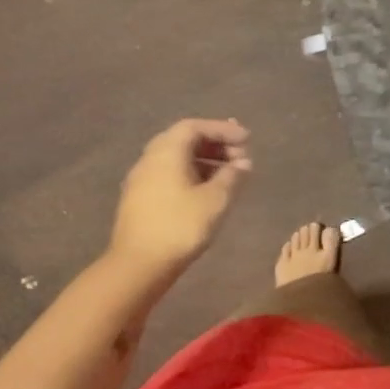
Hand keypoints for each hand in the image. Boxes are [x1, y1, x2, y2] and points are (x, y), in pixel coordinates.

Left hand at [109, 118, 251, 269]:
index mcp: (166, 153)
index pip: (194, 127)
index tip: (248, 140)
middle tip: (242, 156)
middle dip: (215, 143)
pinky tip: (210, 189)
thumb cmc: (181, 225)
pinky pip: (171, 173)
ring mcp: (143, 178)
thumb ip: (232, 177)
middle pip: (183, 140)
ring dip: (206, 159)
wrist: (141, 261)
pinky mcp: (142, 196)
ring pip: (177, 158)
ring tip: (231, 174)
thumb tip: (243, 163)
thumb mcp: (216, 200)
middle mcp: (151, 159)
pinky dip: (194, 172)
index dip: (222, 129)